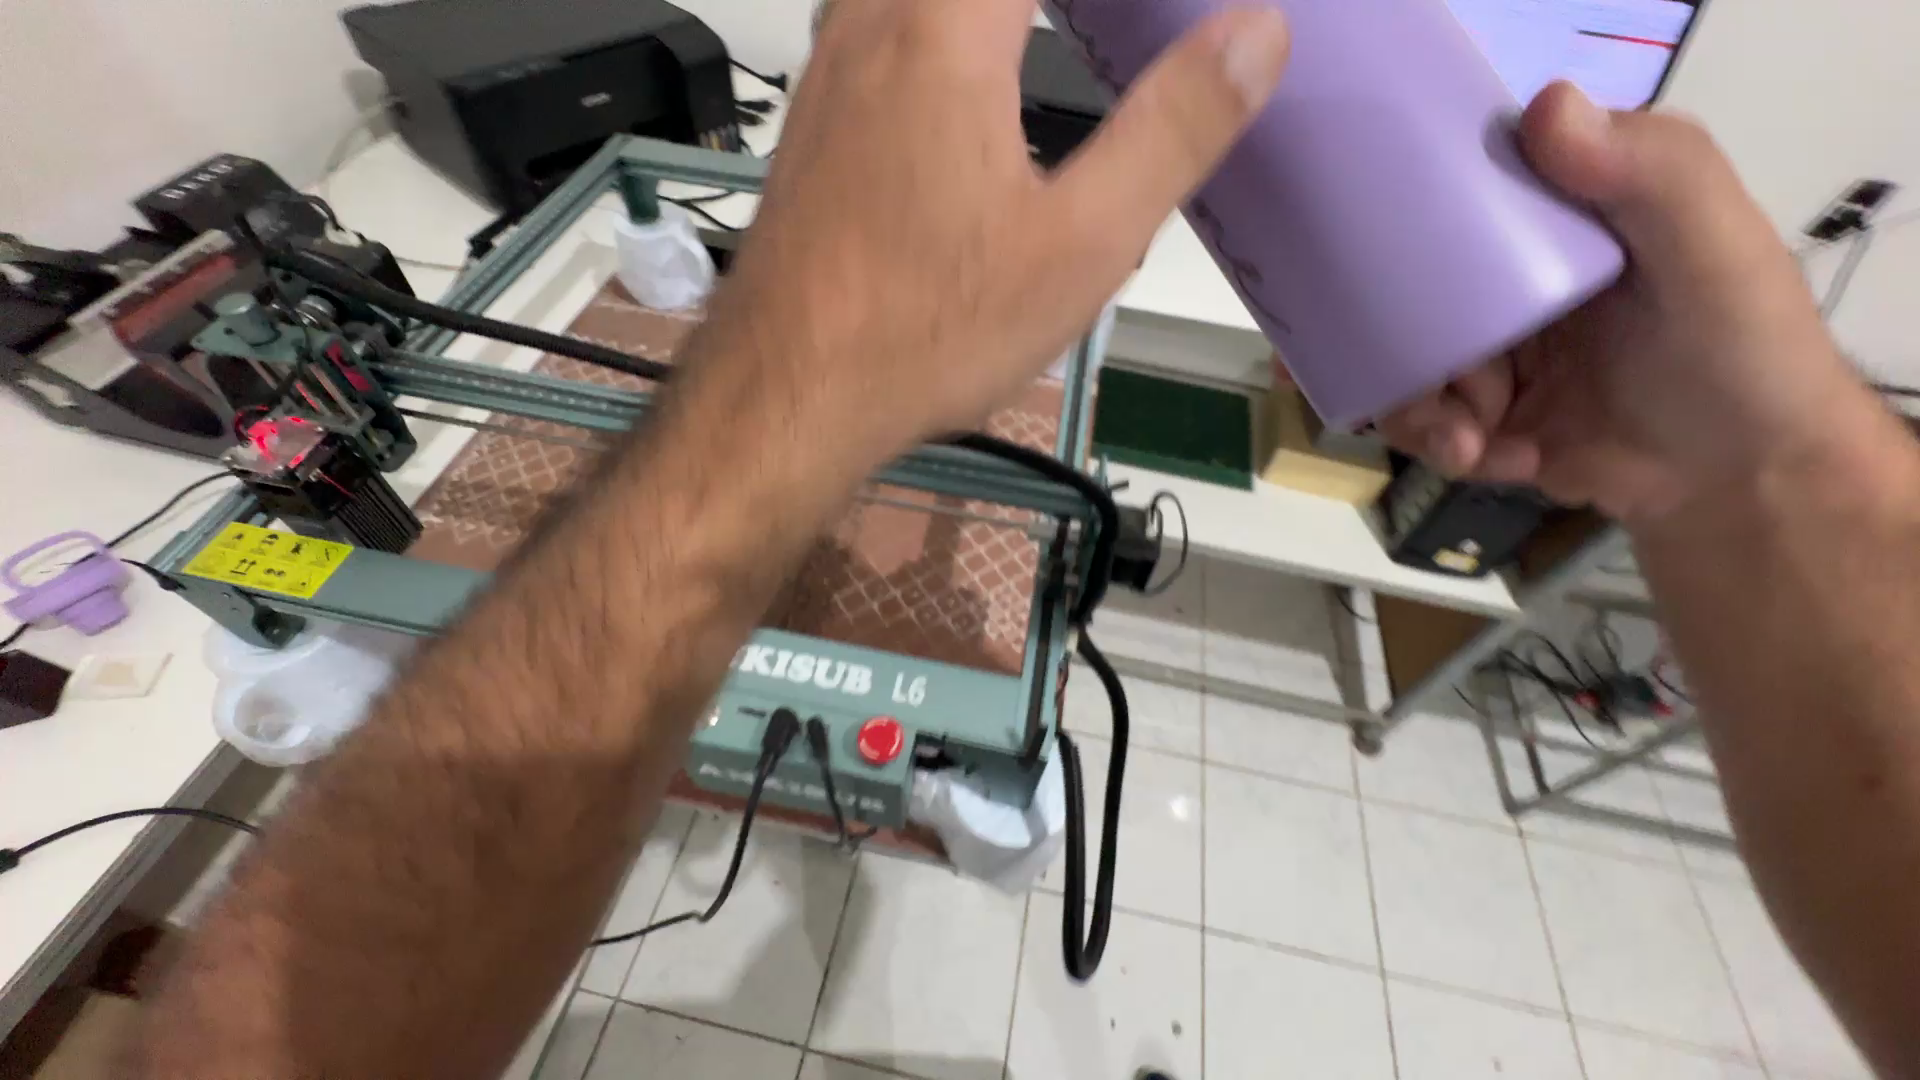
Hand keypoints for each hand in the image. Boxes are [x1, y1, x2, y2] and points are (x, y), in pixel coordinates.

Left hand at [703, 0, 1290, 455]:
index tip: (1164, 18)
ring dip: (988, 15)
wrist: (790, 398)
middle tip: (1114, 32)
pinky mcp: (813, 127)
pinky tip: (972, 75)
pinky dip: (942, 28)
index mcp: (948, 29)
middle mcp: (874, 23)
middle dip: (1060, 4)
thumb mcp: (1079, 245)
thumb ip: (1171, 132)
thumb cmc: (930, 330)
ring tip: (1062, 38)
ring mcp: (829, 74)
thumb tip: (1257, 34)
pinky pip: (883, 27)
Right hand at [1377, 83, 1860, 526]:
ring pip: (1403, 377)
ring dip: (1420, 417)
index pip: (1450, 217)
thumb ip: (1652, 174)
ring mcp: (1489, 363)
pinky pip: (1427, 432)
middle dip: (1397, 355)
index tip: (1350, 263)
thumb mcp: (1710, 250)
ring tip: (1465, 444)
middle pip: (1404, 309)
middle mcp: (1506, 295)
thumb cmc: (1737, 350)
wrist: (1736, 478)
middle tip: (1419, 391)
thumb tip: (1543, 104)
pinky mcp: (1481, 424)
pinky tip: (1502, 461)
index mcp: (1547, 237)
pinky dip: (1451, 452)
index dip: (1393, 233)